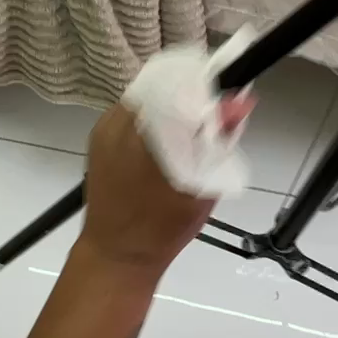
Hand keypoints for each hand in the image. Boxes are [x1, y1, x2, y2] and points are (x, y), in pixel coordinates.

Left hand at [78, 95, 253, 272]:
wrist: (117, 253)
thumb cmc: (164, 229)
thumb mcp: (203, 188)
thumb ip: (219, 141)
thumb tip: (239, 102)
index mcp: (147, 135)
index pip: (182, 86)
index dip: (208, 88)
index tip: (226, 102)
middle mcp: (120, 122)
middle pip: (162, 85)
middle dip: (191, 95)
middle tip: (211, 118)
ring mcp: (104, 127)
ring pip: (146, 95)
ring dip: (172, 104)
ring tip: (189, 129)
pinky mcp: (98, 136)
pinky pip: (131, 111)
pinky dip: (154, 116)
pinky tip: (166, 139)